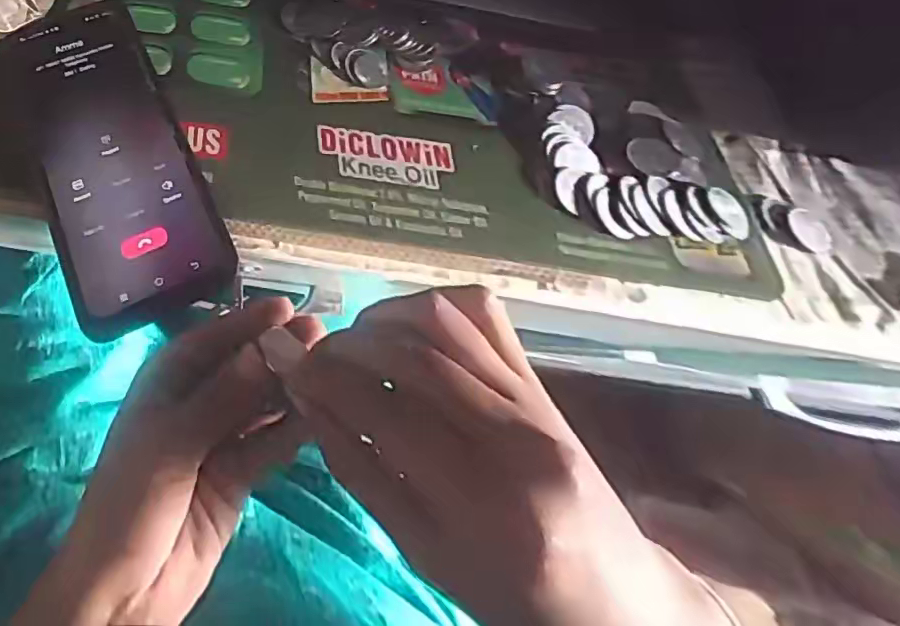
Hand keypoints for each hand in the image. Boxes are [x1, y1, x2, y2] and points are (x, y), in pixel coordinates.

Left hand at [14, 299, 326, 625]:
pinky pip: (268, 445)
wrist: (124, 588)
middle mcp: (194, 402)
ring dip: (290, 388)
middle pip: (242, 369)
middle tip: (324, 336)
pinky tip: (321, 415)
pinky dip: (291, 431)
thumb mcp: (174, 440)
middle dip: (278, 352)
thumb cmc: (132, 498)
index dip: (249, 322)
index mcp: (167, 380)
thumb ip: (223, 397)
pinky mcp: (236, 476)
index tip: (290, 307)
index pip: (213, 339)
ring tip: (332, 369)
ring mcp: (217, 439)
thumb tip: (268, 348)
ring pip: (259, 404)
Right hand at [282, 287, 725, 625]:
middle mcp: (520, 439)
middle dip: (343, 346)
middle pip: (409, 355)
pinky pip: (479, 310)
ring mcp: (537, 399)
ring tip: (357, 344)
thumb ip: (356, 466)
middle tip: (314, 358)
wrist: (613, 593)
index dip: (322, 379)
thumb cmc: (507, 589)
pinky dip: (429, 305)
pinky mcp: (541, 376)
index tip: (286, 365)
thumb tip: (303, 393)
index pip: (383, 411)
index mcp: (487, 504)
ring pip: (440, 317)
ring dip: (380, 319)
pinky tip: (406, 331)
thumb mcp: (420, 548)